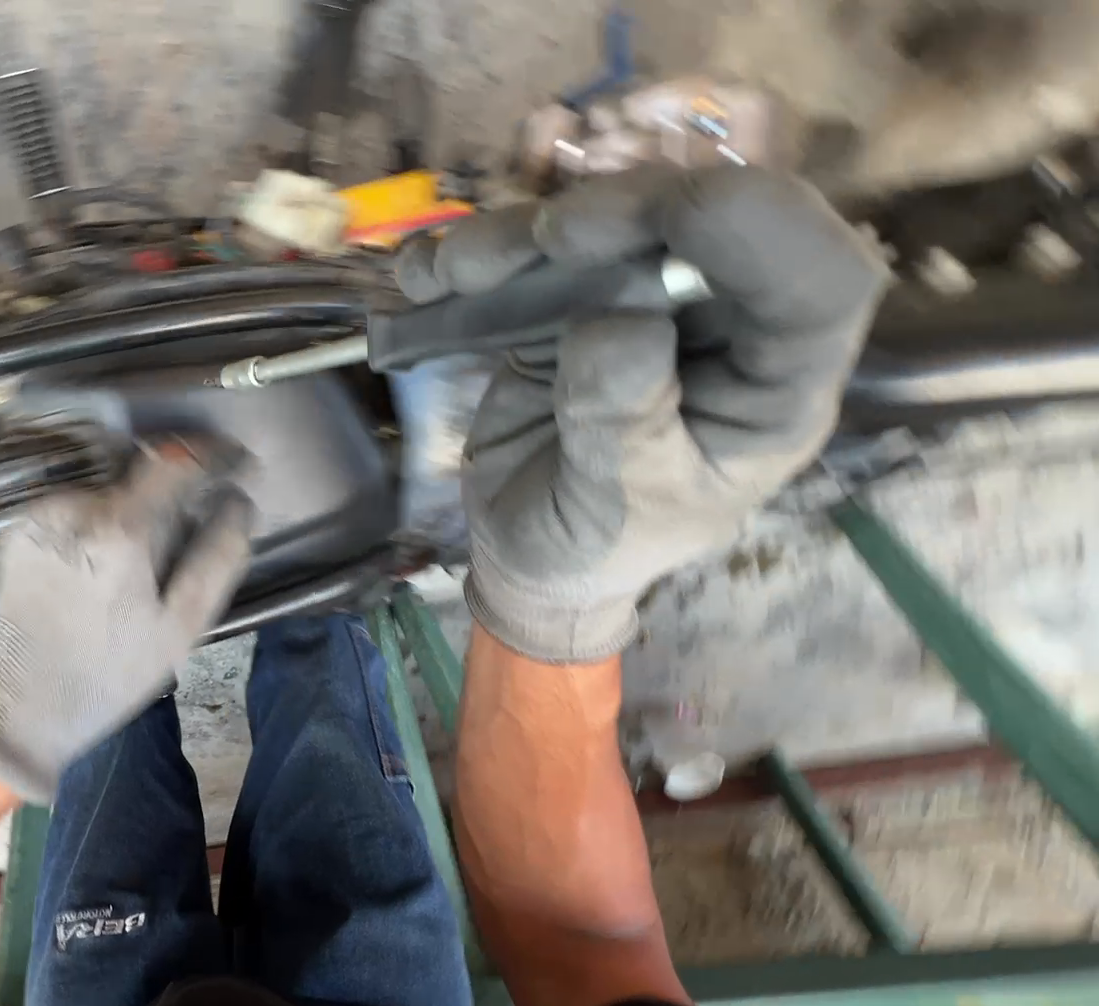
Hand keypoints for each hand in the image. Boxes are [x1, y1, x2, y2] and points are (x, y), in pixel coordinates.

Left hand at [0, 444, 254, 801]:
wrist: (18, 704)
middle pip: (136, 473)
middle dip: (165, 495)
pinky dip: (91, 525)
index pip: (174, 457)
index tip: (232, 461)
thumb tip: (240, 503)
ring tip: (128, 569)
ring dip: (126, 511)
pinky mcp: (14, 528)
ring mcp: (37, 514)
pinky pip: (70, 509)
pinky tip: (91, 572)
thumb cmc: (108, 674)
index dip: (211, 453)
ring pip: (103, 490)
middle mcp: (71, 506)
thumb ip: (219, 556)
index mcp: (118, 528)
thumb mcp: (181, 627)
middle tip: (175, 542)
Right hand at [399, 166, 887, 662]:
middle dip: (620, 214)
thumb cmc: (596, 548)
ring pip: (598, 235)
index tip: (665, 218)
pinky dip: (470, 262)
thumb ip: (625, 426)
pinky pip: (524, 269)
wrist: (528, 556)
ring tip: (449, 271)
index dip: (759, 228)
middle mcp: (717, 330)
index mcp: (771, 387)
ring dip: (519, 236)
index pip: (816, 283)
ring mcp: (635, 312)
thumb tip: (613, 322)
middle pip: (697, 229)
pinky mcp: (562, 313)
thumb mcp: (619, 509)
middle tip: (542, 236)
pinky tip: (424, 276)